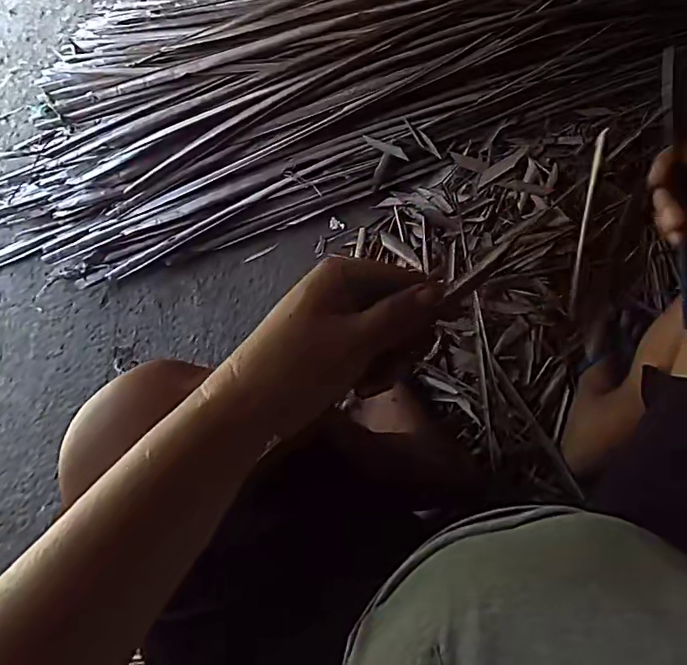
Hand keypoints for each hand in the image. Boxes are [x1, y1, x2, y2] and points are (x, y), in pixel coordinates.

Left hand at [208, 258, 441, 437]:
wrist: (241, 412)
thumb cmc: (298, 368)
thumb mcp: (356, 341)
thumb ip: (400, 314)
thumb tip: (439, 290)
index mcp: (343, 274)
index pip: (403, 278)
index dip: (427, 303)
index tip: (445, 330)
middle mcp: (339, 287)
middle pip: (396, 305)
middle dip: (402, 339)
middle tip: (394, 366)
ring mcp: (332, 315)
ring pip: (384, 330)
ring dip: (387, 358)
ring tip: (370, 382)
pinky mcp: (327, 342)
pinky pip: (365, 346)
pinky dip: (370, 366)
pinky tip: (359, 387)